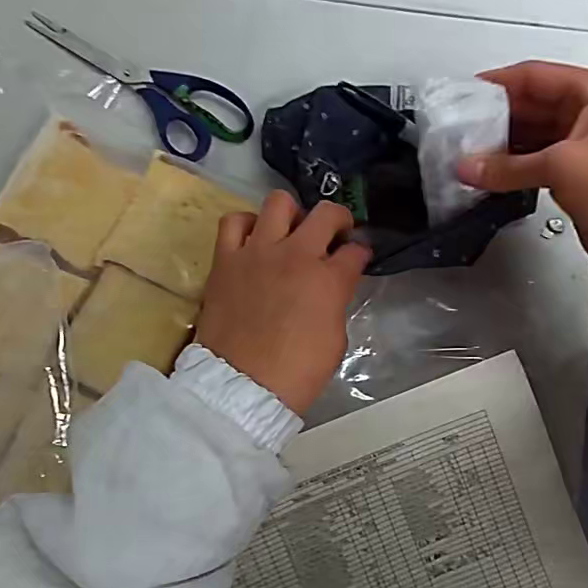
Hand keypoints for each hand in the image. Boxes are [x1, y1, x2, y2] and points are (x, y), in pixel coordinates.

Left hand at [195, 192, 370, 414]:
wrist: (241, 385)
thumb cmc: (297, 372)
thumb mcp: (335, 339)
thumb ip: (336, 303)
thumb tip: (330, 291)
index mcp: (329, 279)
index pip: (355, 251)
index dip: (360, 254)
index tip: (358, 259)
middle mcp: (296, 255)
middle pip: (326, 214)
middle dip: (338, 221)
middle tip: (334, 236)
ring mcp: (258, 252)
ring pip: (279, 202)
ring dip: (292, 214)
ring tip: (291, 232)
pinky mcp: (226, 259)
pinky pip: (234, 222)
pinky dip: (247, 224)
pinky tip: (254, 238)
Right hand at [456, 62, 587, 254]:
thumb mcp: (561, 166)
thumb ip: (508, 166)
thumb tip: (470, 167)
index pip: (537, 76)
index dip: (499, 83)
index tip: (469, 93)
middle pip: (534, 104)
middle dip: (499, 117)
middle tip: (465, 126)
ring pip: (535, 132)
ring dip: (505, 143)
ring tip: (473, 150)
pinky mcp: (581, 168)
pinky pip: (540, 156)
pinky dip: (517, 163)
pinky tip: (493, 169)